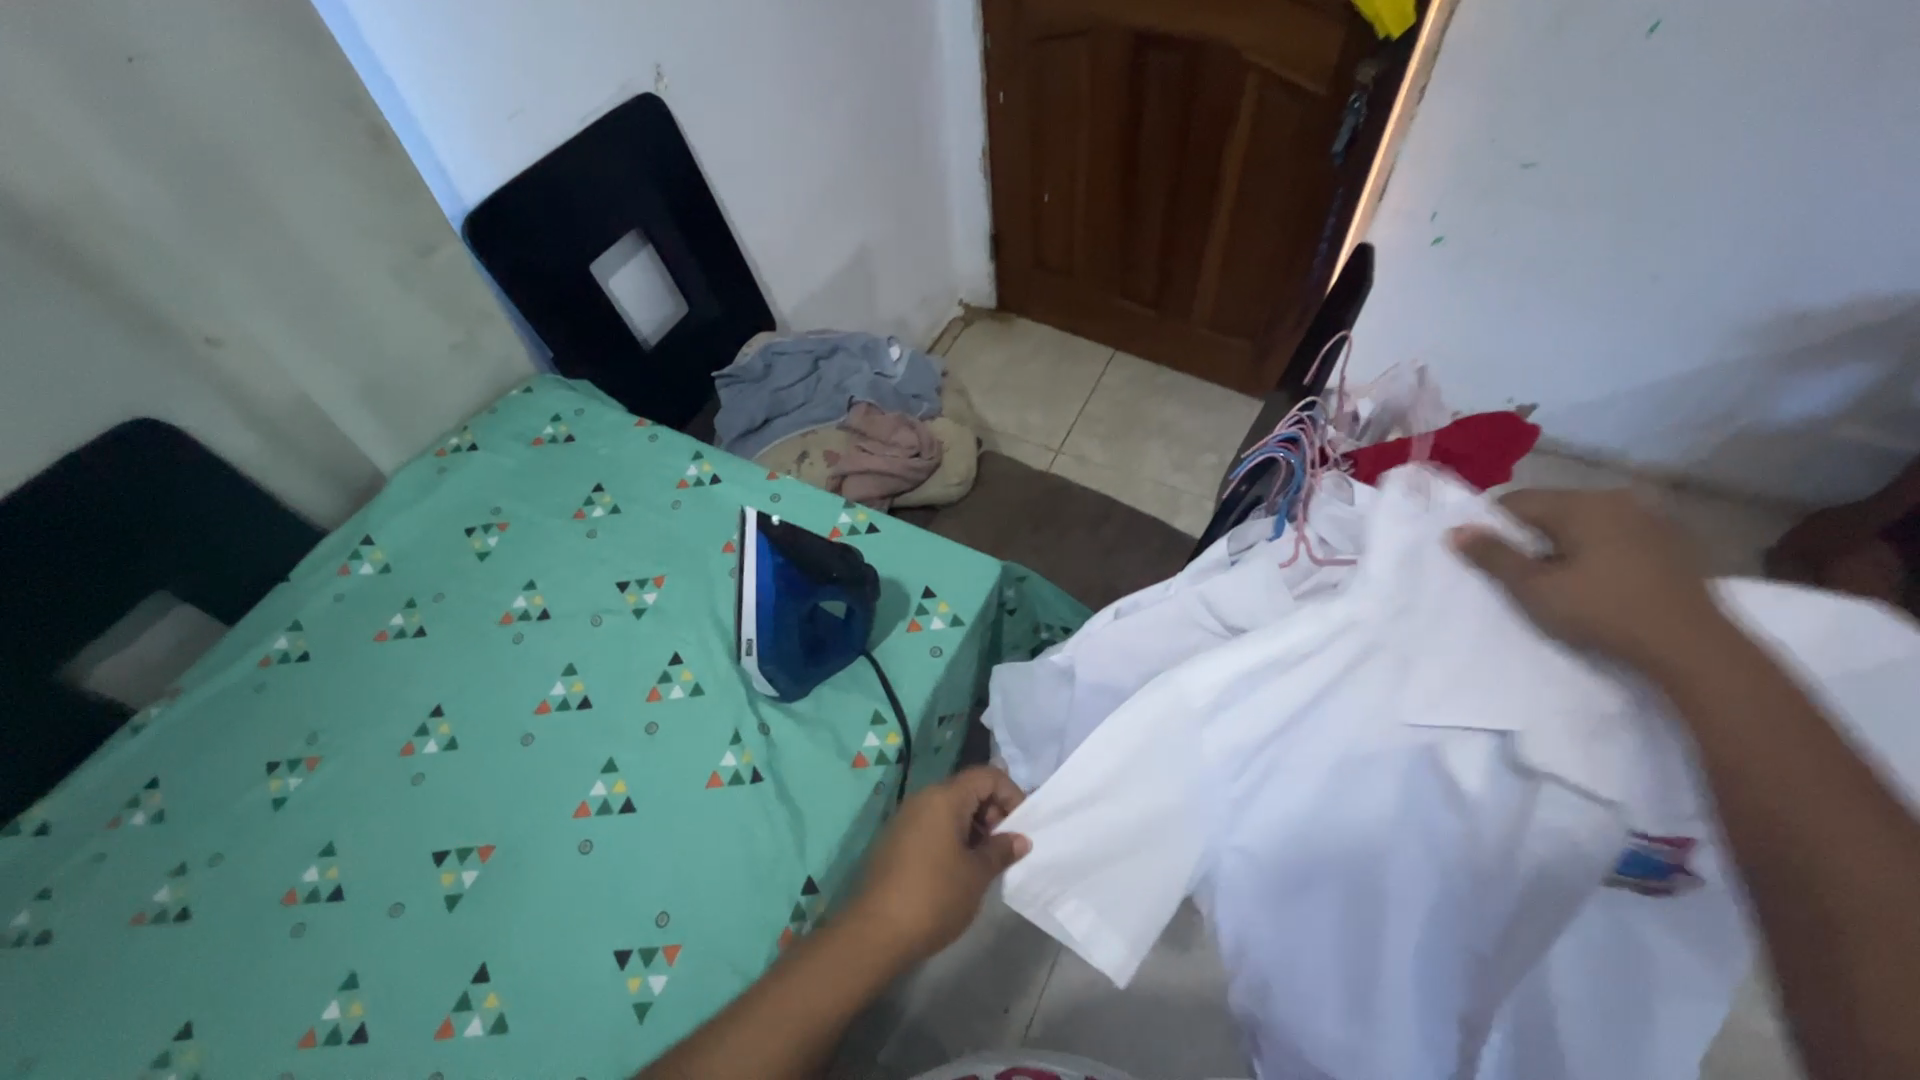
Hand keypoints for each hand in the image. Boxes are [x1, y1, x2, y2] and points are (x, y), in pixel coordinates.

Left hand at [840, 766, 1029, 963]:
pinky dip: (953, 838)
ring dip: (974, 828)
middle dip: (993, 812)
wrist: (876, 932)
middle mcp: (923, 799)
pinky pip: (933, 826)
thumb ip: (1001, 850)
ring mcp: (906, 819)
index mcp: (944, 797)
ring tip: (985, 863)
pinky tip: (959, 870)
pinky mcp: (896, 840)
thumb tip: (1020, 839)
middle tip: (1004, 848)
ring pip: (950, 809)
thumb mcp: (976, 874)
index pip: (987, 775)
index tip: (1021, 827)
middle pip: (968, 790)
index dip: (1011, 795)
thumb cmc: (934, 896)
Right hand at [1451, 488, 1727, 671]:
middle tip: (1525, 576)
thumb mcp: (1535, 589)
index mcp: (1581, 503)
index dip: (1494, 528)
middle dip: (1532, 536)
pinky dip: (1601, 551)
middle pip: (1553, 509)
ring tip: (1564, 581)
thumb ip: (1493, 556)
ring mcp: (1652, 518)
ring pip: (1587, 522)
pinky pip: (1619, 536)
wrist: (1692, 646)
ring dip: (1568, 544)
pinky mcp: (1674, 542)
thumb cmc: (1602, 612)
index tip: (1490, 560)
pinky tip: (1603, 582)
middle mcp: (1617, 499)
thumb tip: (1456, 530)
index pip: (1516, 501)